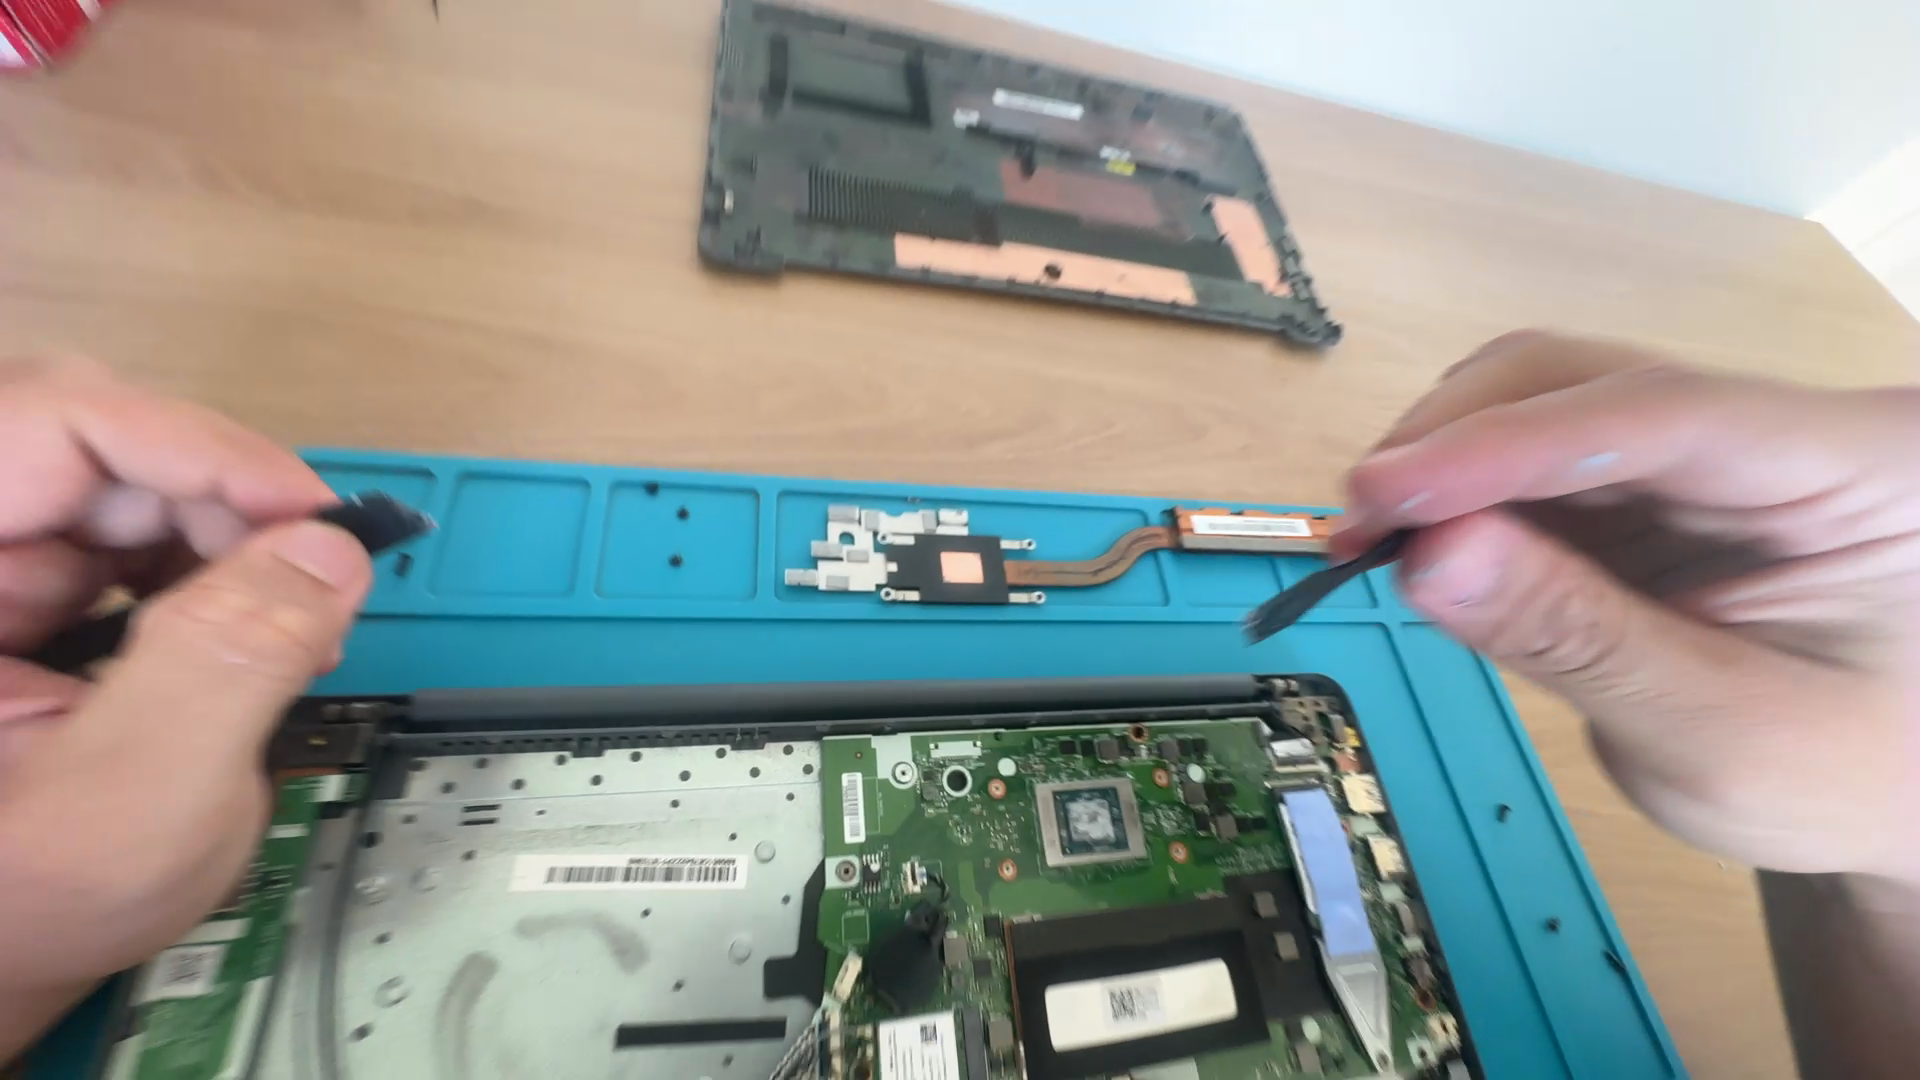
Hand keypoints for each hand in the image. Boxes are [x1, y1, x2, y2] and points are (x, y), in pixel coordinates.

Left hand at [0, 357, 372, 1057]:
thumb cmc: (26, 906)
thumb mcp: (139, 800)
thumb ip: (231, 663)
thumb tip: (332, 549)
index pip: (47, 425)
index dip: (198, 449)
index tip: (314, 519)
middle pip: (99, 446)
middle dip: (232, 505)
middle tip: (312, 584)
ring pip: (137, 485)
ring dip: (241, 540)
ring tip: (294, 625)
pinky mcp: (26, 588)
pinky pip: (147, 532)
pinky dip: (230, 567)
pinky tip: (259, 628)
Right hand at [1333, 331, 1919, 878]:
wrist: (1873, 799)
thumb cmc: (1841, 782)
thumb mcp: (1715, 737)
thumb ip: (1573, 639)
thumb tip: (1426, 555)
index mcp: (1867, 468)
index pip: (1659, 415)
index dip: (1501, 447)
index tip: (1378, 492)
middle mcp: (1772, 425)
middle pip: (1569, 378)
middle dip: (1446, 444)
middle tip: (1357, 528)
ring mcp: (1689, 446)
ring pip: (1522, 399)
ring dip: (1430, 462)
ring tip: (1374, 541)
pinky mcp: (1624, 479)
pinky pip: (1507, 453)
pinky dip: (1441, 491)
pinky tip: (1413, 539)